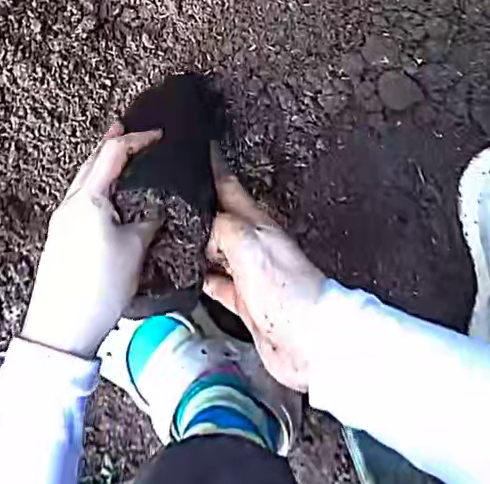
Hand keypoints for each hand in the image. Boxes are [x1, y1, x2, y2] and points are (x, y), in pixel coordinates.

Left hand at [19, 125, 163, 357]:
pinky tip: (108, 198)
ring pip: (84, 180)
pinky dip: (96, 187)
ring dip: (102, 165)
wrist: (59, 332)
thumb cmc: (97, 289)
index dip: (138, 138)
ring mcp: (62, 222)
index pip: (114, 152)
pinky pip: (80, 199)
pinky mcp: (60, 239)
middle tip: (126, 129)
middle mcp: (71, 204)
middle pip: (92, 161)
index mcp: (89, 198)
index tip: (157, 135)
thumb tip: (153, 211)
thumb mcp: (135, 249)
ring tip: (119, 160)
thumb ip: (148, 220)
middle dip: (111, 143)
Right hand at [202, 159, 328, 391]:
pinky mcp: (247, 302)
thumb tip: (201, 228)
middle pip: (222, 217)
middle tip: (182, 191)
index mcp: (257, 224)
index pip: (230, 187)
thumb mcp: (249, 247)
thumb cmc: (289, 292)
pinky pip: (219, 283)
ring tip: (179, 231)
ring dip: (200, 242)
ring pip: (218, 250)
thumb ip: (221, 229)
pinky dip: (203, 278)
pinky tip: (192, 277)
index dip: (216, 167)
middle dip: (203, 203)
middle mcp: (254, 245)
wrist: (309, 340)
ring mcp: (251, 274)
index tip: (204, 148)